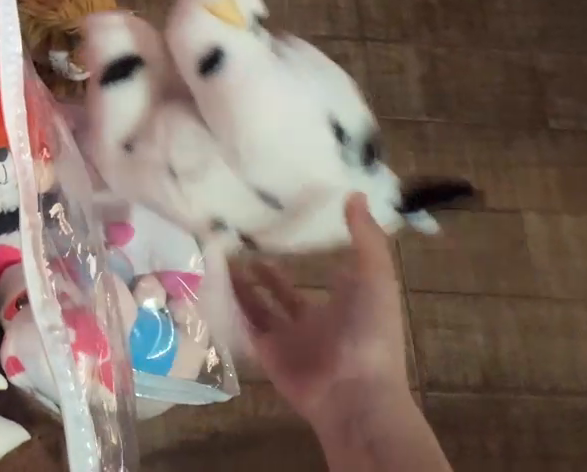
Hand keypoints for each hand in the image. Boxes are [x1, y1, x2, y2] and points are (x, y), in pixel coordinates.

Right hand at [232, 194, 410, 429]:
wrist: (351, 392)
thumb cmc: (368, 333)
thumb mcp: (375, 280)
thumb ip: (366, 240)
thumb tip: (354, 193)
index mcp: (344, 305)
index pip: (323, 273)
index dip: (306, 251)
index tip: (282, 223)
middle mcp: (313, 320)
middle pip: (283, 290)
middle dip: (264, 268)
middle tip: (237, 237)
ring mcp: (286, 336)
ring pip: (258, 304)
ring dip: (240, 281)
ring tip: (217, 252)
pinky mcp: (263, 349)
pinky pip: (241, 320)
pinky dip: (226, 301)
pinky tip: (210, 277)